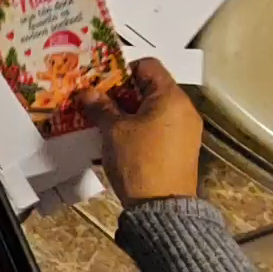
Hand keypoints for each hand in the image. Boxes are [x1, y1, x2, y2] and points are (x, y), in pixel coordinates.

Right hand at [76, 58, 201, 205]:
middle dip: (120, 92)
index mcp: (171, 97)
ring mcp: (185, 129)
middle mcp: (184, 108)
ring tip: (103, 121)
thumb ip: (100, 107)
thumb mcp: (113, 131)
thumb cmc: (138, 160)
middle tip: (95, 101)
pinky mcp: (181, 146)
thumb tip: (86, 92)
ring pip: (152, 107)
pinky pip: (157, 125)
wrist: (161, 206)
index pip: (148, 65)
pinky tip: (119, 138)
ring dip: (127, 110)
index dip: (121, 69)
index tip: (100, 81)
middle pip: (150, 86)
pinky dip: (138, 125)